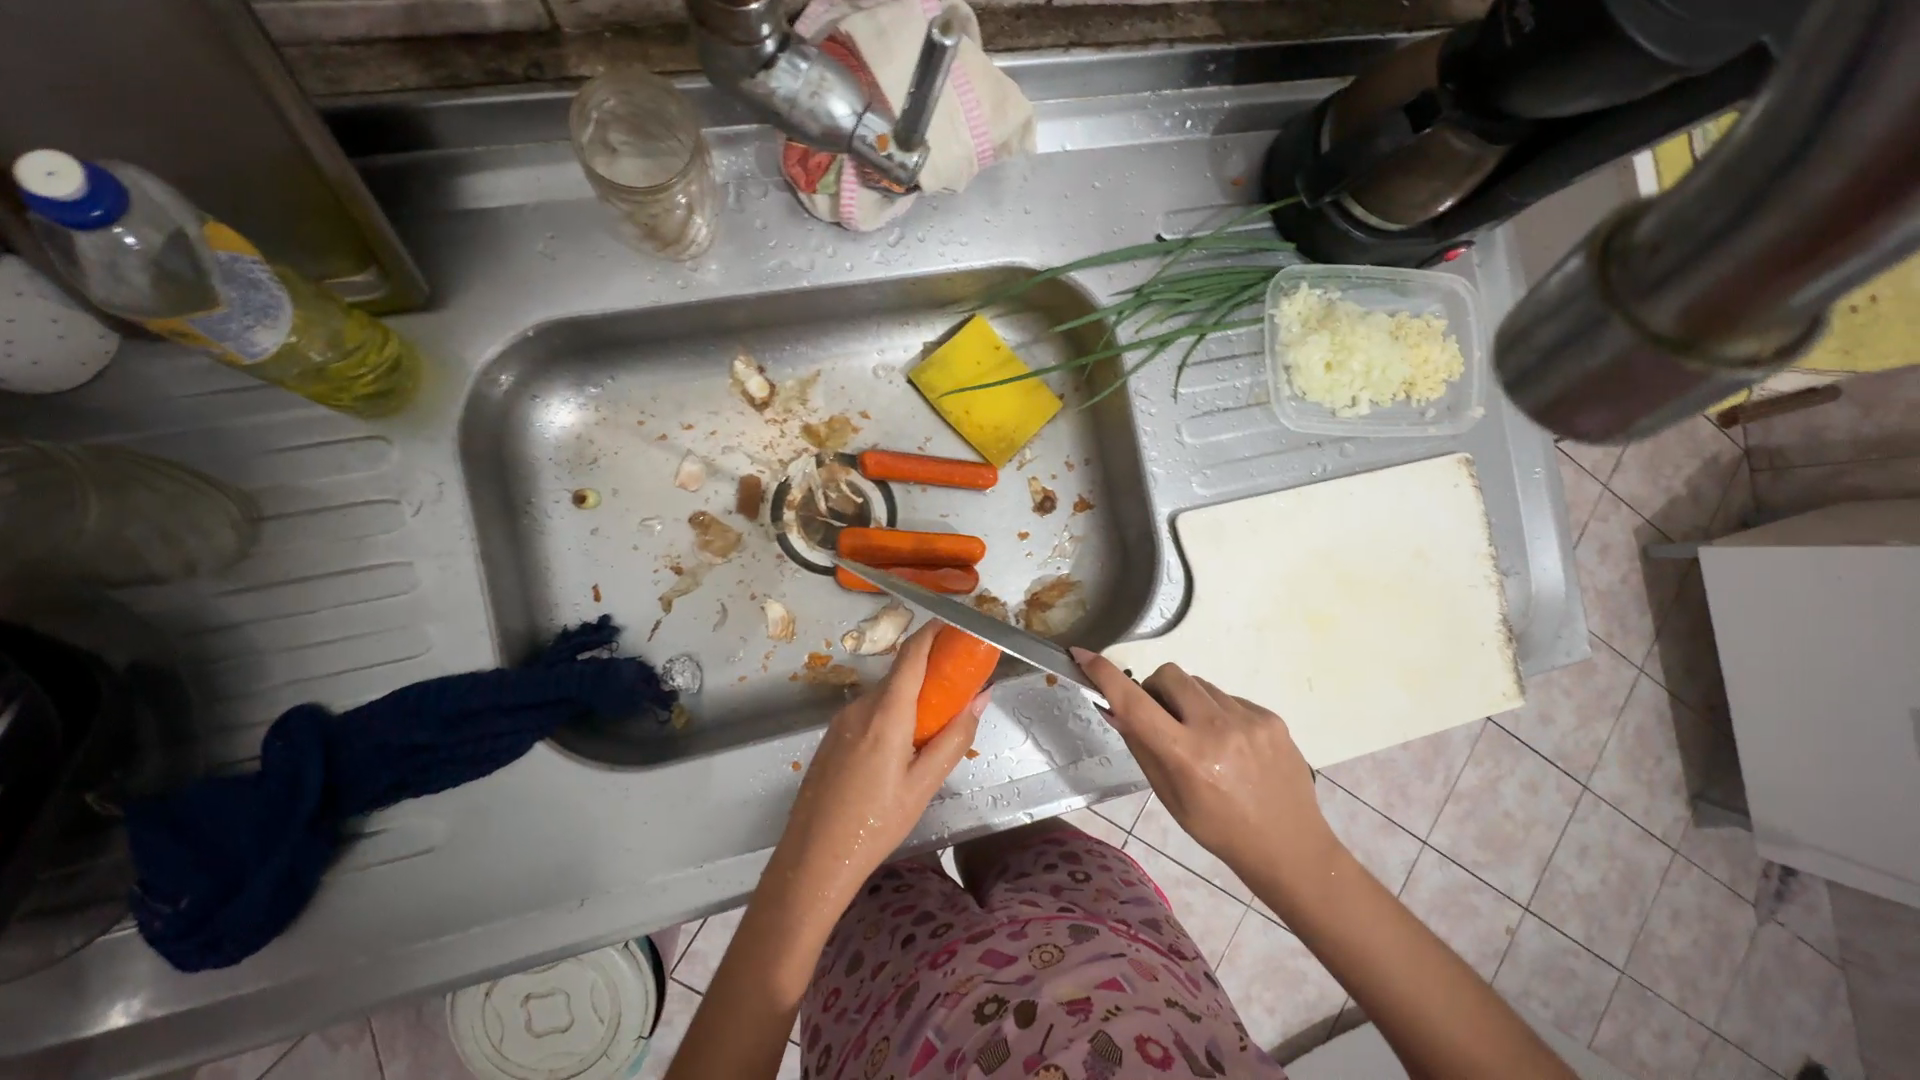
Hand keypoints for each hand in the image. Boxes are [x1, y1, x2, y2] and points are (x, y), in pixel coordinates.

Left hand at [772, 621, 985, 904]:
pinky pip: (868, 713)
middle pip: (899, 674)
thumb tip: (981, 697)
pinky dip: (891, 715)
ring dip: (911, 698)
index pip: (912, 654)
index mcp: (885, 714)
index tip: (958, 624)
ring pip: (884, 696)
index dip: (935, 631)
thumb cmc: (876, 824)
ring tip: (936, 726)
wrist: (813, 859)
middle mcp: (860, 707)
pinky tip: (902, 749)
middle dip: (931, 671)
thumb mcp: (924, 785)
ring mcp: (841, 721)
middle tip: (961, 684)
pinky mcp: (831, 737)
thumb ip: (954, 738)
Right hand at [1071, 649, 1336, 881]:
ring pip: (1200, 685)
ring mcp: (1249, 720)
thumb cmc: (1219, 829)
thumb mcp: (1170, 797)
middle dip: (1155, 688)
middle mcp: (1218, 729)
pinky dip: (1217, 712)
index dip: (1105, 675)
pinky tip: (1229, 745)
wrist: (1289, 845)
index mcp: (1188, 756)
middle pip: (1170, 675)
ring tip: (1201, 739)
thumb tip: (1115, 708)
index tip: (1083, 655)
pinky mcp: (1271, 717)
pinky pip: (1229, 698)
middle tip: (1159, 716)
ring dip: (1188, 702)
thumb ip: (1142, 747)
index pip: (1136, 704)